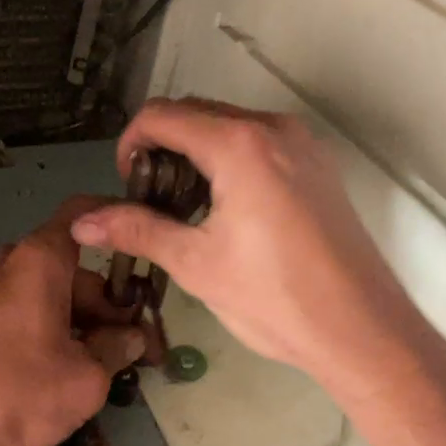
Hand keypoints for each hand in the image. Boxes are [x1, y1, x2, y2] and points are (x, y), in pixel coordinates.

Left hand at [0, 197, 145, 445]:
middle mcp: (14, 263)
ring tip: (111, 365)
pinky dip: (55, 330)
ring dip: (84, 322)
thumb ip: (115, 349)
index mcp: (41, 259)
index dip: (117, 217)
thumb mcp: (85, 378)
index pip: (83, 213)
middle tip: (141, 346)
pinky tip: (70, 370)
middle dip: (109, 302)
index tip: (147, 239)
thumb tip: (133, 337)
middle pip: (74, 268)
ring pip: (52, 294)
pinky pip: (29, 312)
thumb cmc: (15, 390)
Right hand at [71, 98, 425, 388]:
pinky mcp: (317, 163)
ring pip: (227, 123)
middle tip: (149, 198)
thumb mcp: (195, 263)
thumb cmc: (276, 299)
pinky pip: (257, 139)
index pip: (162, 115)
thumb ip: (136, 229)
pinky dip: (228, 157)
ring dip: (194, 150)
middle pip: (195, 112)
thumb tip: (80, 221)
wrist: (365, 334)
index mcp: (239, 144)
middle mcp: (272, 128)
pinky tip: (225, 206)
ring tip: (184, 206)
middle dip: (162, 145)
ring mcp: (302, 142)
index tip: (126, 184)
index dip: (131, 142)